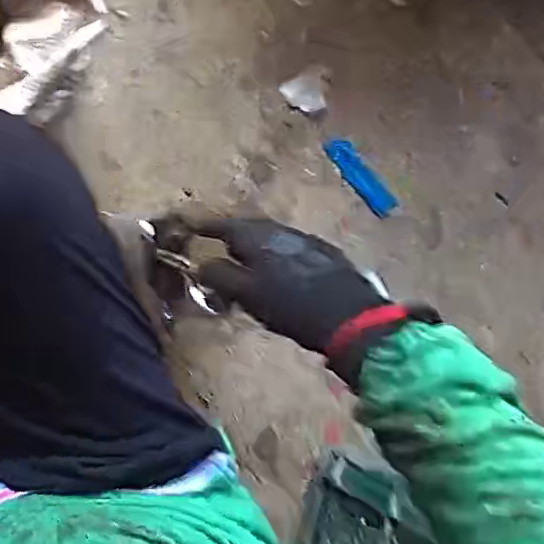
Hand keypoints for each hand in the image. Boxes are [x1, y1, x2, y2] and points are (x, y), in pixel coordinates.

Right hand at [190, 218, 424, 383]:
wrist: (353, 319)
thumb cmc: (290, 306)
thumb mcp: (246, 294)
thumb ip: (218, 275)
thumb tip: (202, 264)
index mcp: (256, 236)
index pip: (222, 225)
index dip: (204, 227)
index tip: (190, 227)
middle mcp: (280, 230)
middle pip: (248, 227)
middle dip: (232, 236)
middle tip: (219, 247)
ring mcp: (307, 240)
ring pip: (272, 237)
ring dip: (256, 246)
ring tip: (249, 262)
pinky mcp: (327, 255)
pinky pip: (291, 248)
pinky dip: (278, 255)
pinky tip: (281, 273)